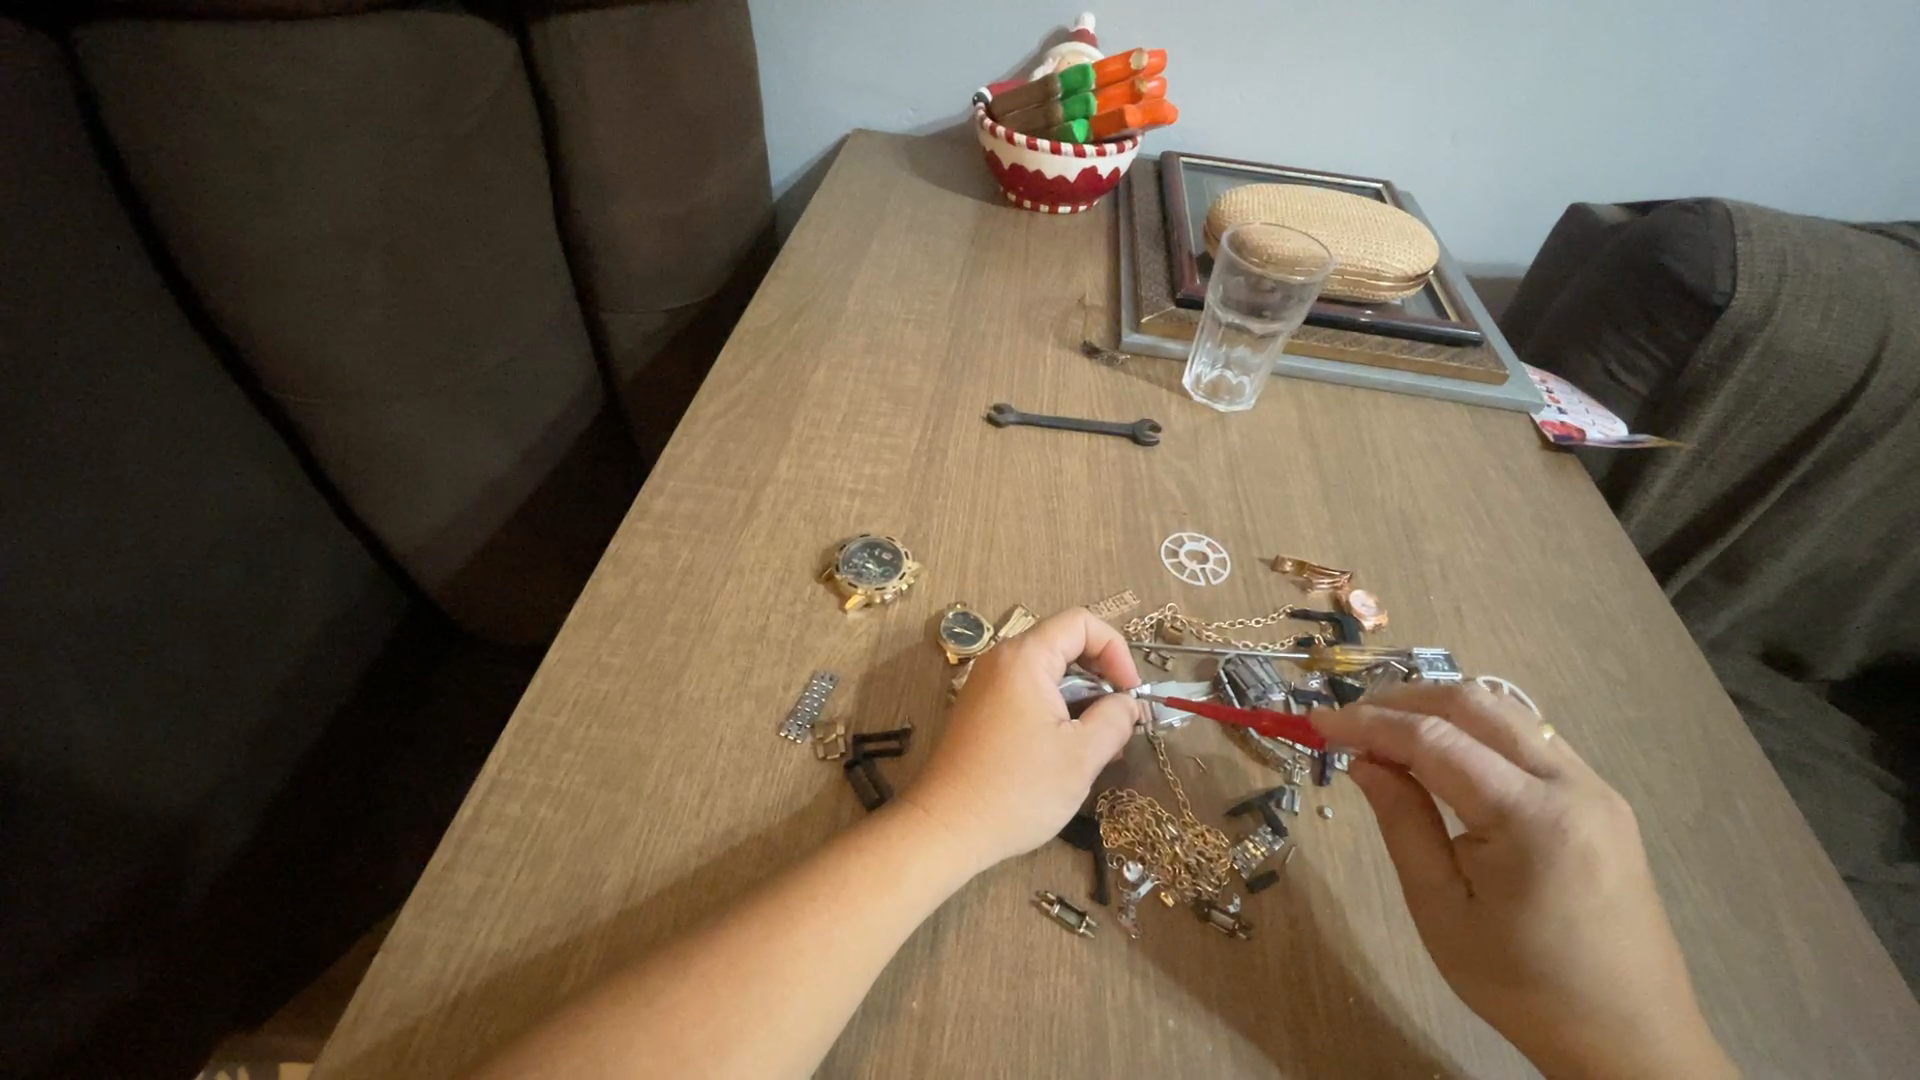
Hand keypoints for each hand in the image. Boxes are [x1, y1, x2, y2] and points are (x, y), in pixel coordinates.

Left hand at [901, 608, 1141, 871]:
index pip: (1081, 622)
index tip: (1130, 694)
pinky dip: (1056, 712)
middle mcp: (1001, 660)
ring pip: (1048, 674)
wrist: (946, 827)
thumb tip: (1128, 704)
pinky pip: (1028, 694)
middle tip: (1120, 723)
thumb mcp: (1082, 756)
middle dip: (1101, 678)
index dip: (1116, 650)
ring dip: (1081, 700)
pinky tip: (1070, 752)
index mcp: (1024, 657)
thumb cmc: (1017, 789)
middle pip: (1064, 645)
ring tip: (1101, 746)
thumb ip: (1115, 719)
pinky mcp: (980, 710)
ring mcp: (986, 685)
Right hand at [1312, 683, 1737, 1079]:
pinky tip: (1438, 755)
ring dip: (1437, 707)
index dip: (1366, 722)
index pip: (1432, 739)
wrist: (1631, 1042)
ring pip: (1504, 711)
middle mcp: (1572, 785)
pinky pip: (1526, 738)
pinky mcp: (1598, 800)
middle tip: (1348, 720)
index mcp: (1533, 818)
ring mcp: (1594, 788)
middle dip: (1402, 699)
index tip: (1315, 721)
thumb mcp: (1440, 907)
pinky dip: (1472, 729)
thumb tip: (1361, 760)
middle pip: (1474, 703)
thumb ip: (1401, 821)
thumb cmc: (1522, 984)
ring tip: (1384, 731)